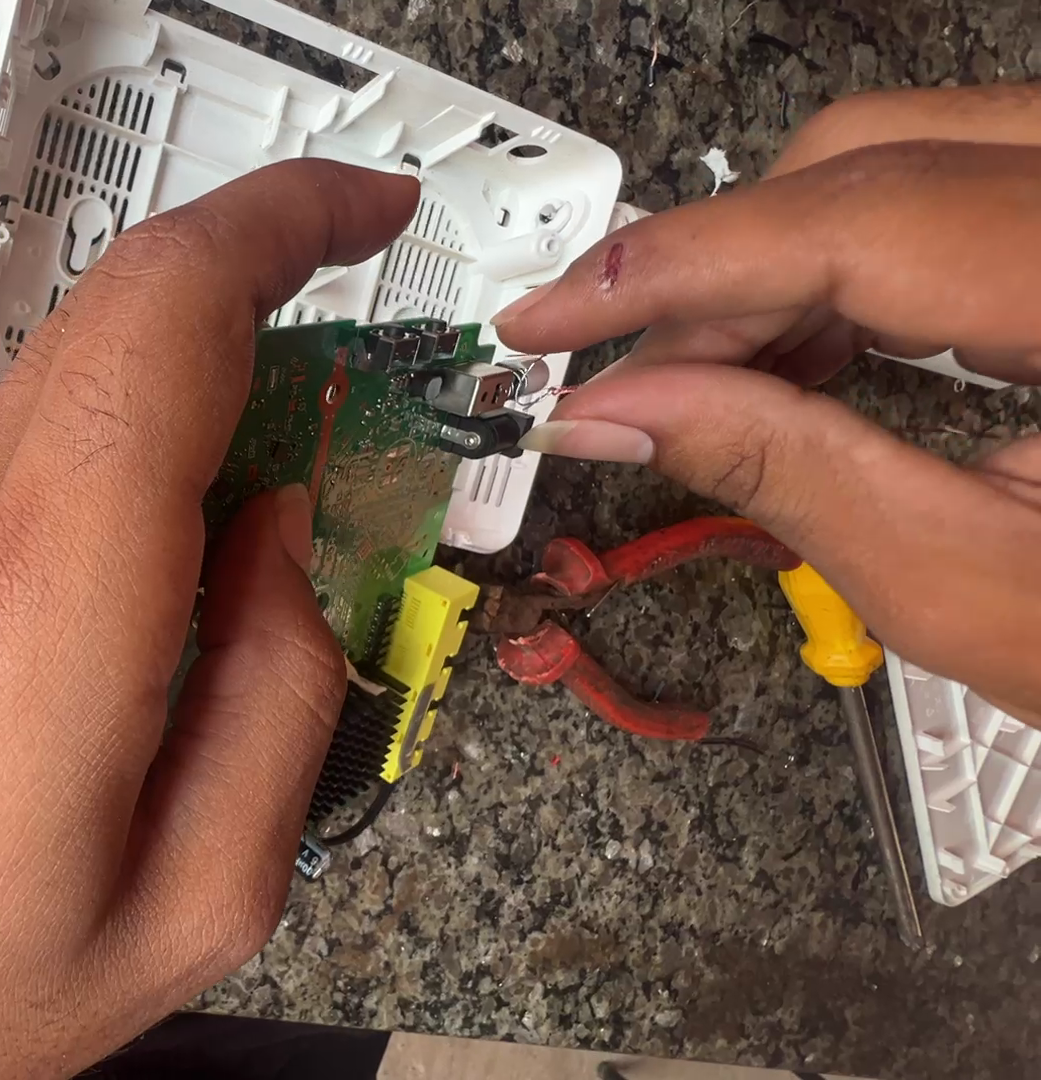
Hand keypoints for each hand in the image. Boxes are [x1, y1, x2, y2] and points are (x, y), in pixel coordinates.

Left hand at [0, 162, 422, 1078]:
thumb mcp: (201, 890)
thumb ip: (279, 688)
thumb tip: (280, 537)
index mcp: (57, 595)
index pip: (165, 315)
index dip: (278, 226)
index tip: (365, 214)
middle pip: (121, 308)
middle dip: (254, 282)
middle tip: (346, 362)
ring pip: (81, 361)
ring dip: (196, 369)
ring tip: (268, 479)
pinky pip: (37, 429)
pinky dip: (133, 426)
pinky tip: (173, 530)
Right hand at [496, 84, 1040, 721]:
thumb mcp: (966, 586)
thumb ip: (779, 474)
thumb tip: (608, 413)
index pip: (861, 222)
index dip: (672, 268)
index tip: (542, 324)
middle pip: (867, 158)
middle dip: (705, 279)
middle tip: (628, 385)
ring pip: (891, 159)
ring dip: (753, 276)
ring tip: (702, 382)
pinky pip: (932, 192)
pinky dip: (817, 273)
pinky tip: (790, 356)